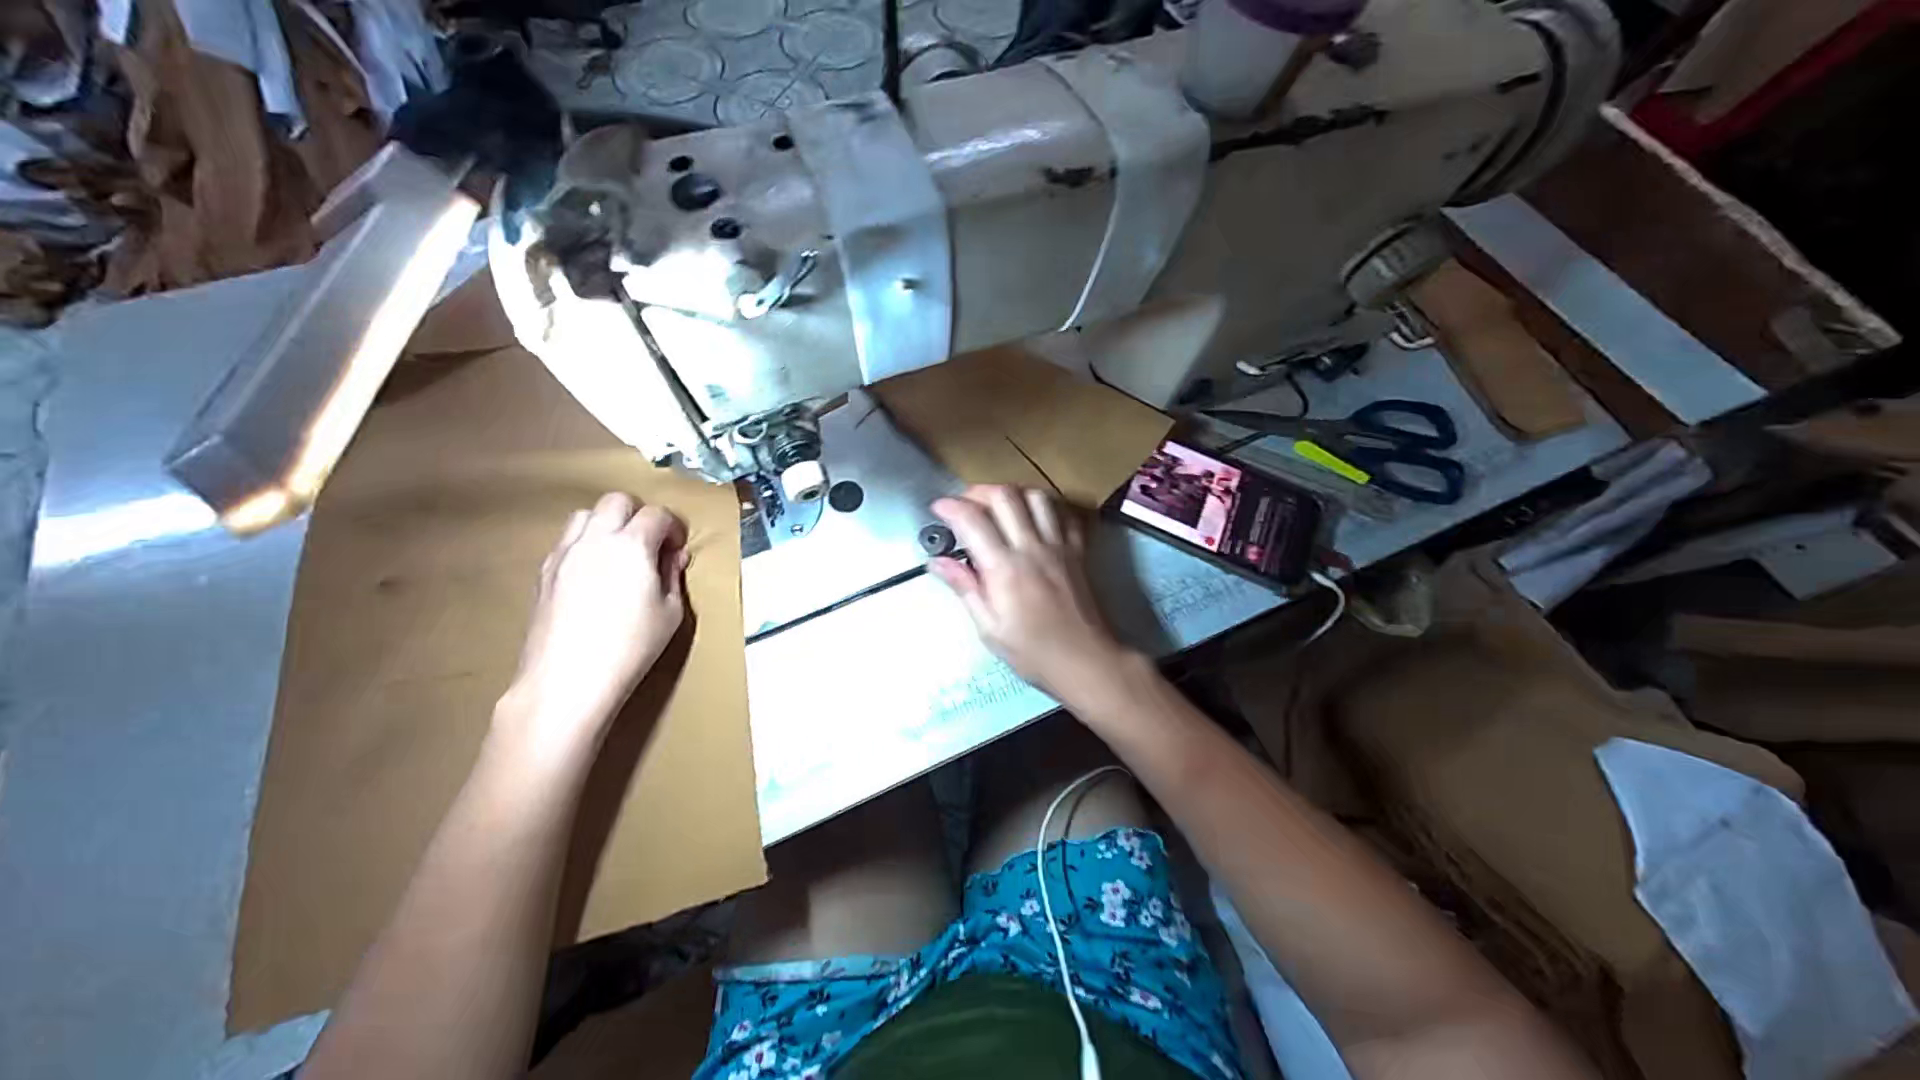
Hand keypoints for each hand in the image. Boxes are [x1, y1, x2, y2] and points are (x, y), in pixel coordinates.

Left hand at [498, 492, 688, 751]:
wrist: (567, 679)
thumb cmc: (629, 648)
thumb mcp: (671, 614)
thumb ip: (672, 577)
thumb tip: (672, 557)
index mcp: (632, 545)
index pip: (657, 514)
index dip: (673, 527)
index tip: (677, 548)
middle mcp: (595, 539)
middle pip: (617, 502)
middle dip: (638, 515)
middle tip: (649, 544)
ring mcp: (564, 553)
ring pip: (586, 515)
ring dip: (607, 524)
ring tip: (618, 554)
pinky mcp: (544, 572)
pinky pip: (567, 542)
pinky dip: (584, 545)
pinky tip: (593, 574)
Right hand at [929, 485, 1132, 699]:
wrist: (1085, 661)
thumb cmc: (1033, 652)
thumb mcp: (989, 629)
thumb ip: (965, 588)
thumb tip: (937, 561)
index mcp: (1005, 568)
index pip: (973, 520)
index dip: (950, 507)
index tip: (938, 509)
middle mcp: (1032, 547)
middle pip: (1005, 496)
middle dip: (978, 492)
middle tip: (965, 506)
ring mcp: (1058, 545)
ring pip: (1036, 496)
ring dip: (1012, 494)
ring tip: (998, 509)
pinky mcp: (1078, 550)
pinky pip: (1064, 514)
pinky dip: (1045, 507)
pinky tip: (1034, 519)